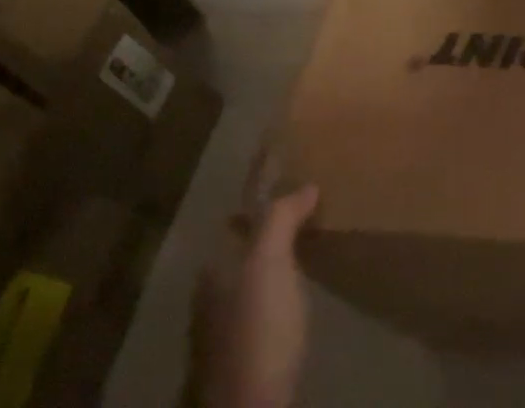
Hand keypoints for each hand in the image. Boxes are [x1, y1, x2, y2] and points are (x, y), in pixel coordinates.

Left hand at [198, 184, 319, 407]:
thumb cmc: (258, 330)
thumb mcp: (268, 266)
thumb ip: (280, 220)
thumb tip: (304, 184)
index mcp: (214, 266)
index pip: (236, 217)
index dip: (261, 194)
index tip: (292, 171)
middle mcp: (212, 292)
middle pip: (242, 246)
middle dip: (269, 224)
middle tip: (311, 203)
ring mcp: (225, 326)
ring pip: (252, 276)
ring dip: (277, 256)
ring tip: (312, 241)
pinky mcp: (245, 352)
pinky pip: (264, 301)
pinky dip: (282, 285)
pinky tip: (302, 290)